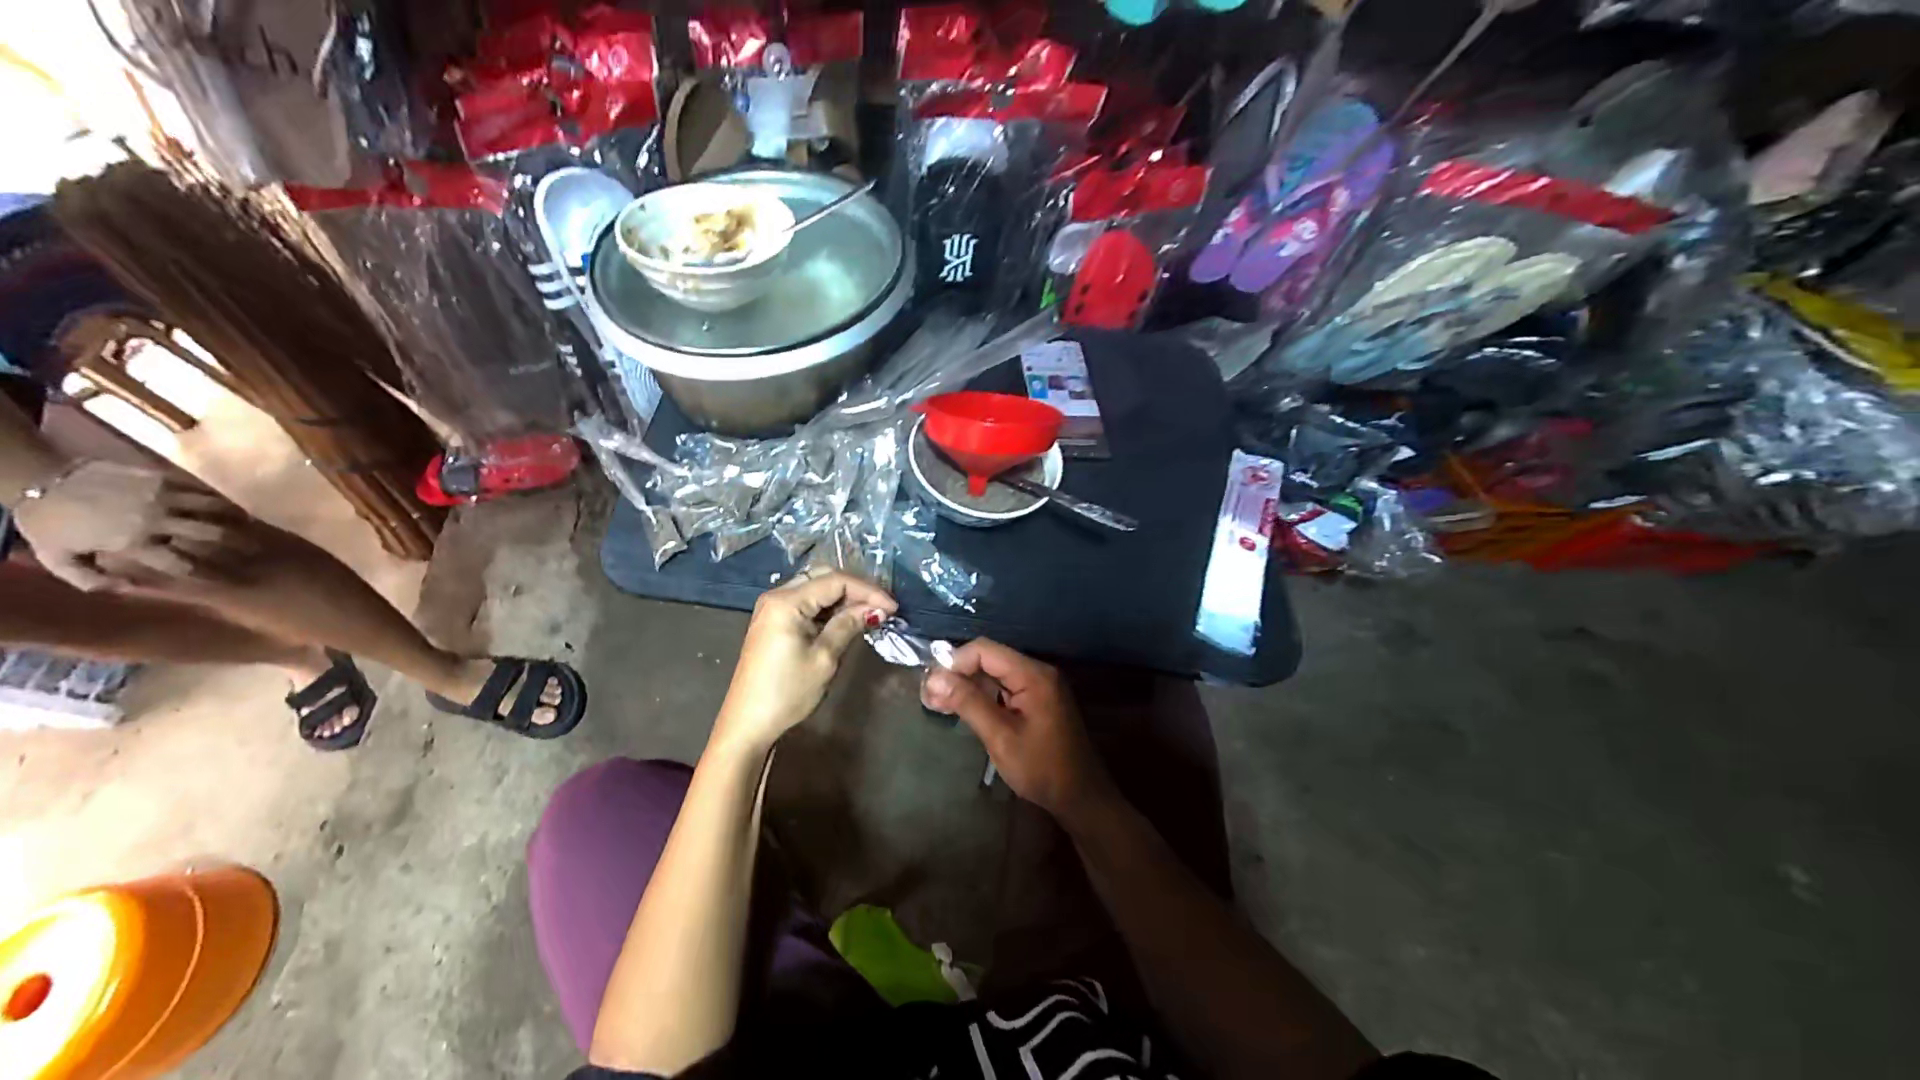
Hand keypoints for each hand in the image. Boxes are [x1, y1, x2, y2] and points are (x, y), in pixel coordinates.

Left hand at [11, 462, 251, 590]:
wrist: (36, 480)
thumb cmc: (46, 524)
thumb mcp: (55, 558)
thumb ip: (87, 578)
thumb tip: (124, 588)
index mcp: (133, 543)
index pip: (183, 564)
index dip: (208, 573)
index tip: (225, 579)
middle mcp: (156, 521)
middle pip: (212, 533)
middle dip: (237, 543)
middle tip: (253, 549)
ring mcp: (161, 496)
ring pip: (214, 507)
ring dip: (234, 517)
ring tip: (247, 523)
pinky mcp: (161, 478)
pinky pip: (199, 488)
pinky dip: (216, 497)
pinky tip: (224, 503)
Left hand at [712, 569, 896, 753]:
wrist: (747, 723)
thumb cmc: (787, 692)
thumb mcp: (824, 658)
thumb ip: (848, 626)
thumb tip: (874, 609)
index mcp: (787, 602)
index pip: (835, 581)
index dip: (868, 591)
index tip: (893, 608)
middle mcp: (776, 596)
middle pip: (823, 578)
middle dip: (856, 590)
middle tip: (882, 608)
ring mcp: (771, 609)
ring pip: (814, 588)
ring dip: (843, 598)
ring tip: (870, 614)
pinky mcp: (772, 622)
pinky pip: (805, 603)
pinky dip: (827, 608)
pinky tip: (846, 620)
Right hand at [922, 639, 1113, 821]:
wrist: (1082, 797)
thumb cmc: (1042, 769)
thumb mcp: (1000, 737)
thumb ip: (969, 703)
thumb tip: (934, 678)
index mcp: (1033, 675)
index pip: (985, 650)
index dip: (955, 663)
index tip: (933, 688)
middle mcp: (1038, 672)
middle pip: (990, 658)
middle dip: (959, 674)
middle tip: (931, 698)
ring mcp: (1040, 685)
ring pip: (995, 673)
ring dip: (969, 685)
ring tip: (940, 705)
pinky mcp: (1039, 699)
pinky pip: (1006, 687)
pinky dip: (984, 695)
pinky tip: (965, 710)